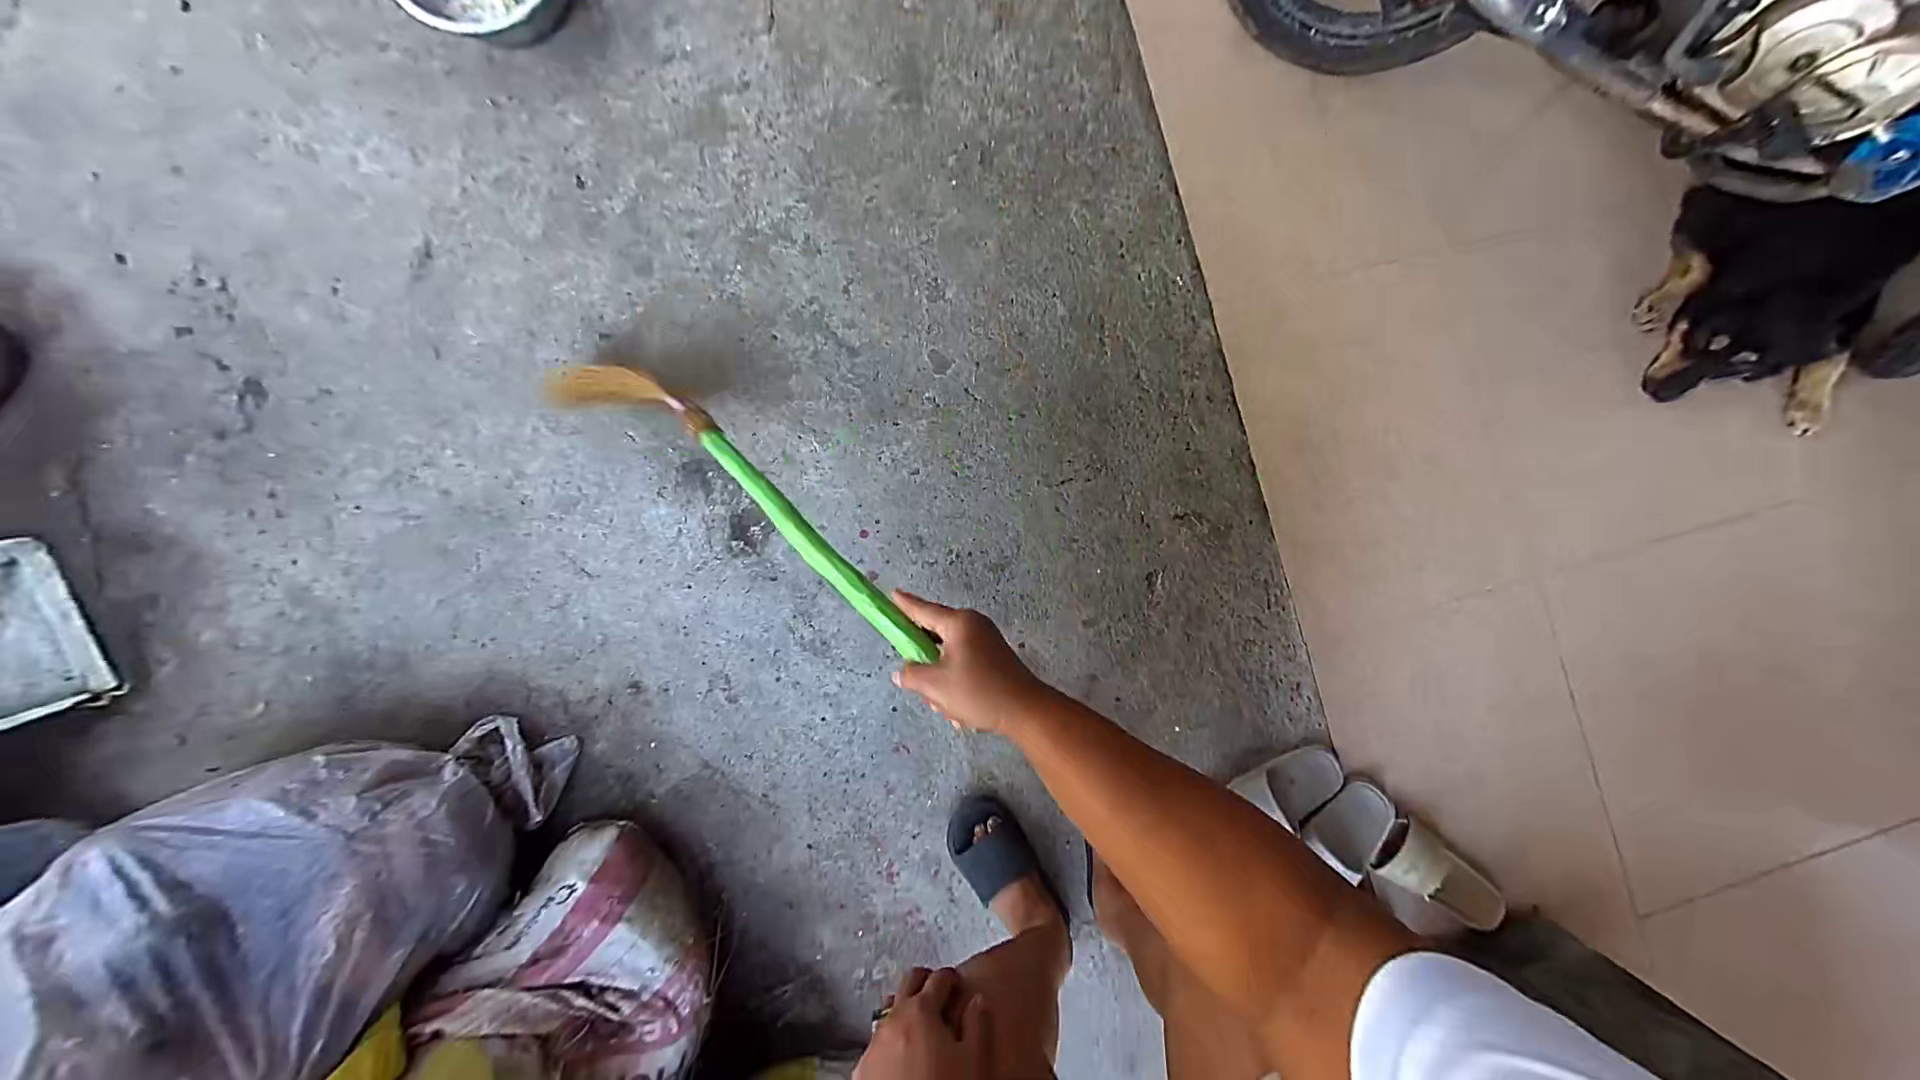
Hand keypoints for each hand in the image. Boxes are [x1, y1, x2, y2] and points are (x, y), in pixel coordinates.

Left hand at [854, 967, 993, 1079]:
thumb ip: (976, 1024)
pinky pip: (879, 1040)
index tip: (956, 984)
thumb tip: (977, 1002)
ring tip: (922, 1027)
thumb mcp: (972, 1061)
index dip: (951, 978)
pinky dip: (892, 1039)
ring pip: (891, 1009)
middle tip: (939, 994)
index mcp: (921, 1011)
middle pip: (909, 981)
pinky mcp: (862, 1066)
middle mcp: (894, 1018)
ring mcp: (875, 1041)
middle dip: (926, 982)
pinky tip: (904, 1055)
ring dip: (906, 1009)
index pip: (938, 978)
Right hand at [891, 592, 1052, 735]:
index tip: (892, 595)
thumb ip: (911, 675)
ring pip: (948, 658)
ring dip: (942, 682)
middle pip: (935, 637)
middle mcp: (974, 625)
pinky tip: (963, 710)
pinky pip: (964, 667)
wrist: (1025, 711)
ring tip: (949, 706)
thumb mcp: (935, 686)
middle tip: (924, 686)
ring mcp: (986, 641)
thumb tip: (902, 672)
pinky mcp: (994, 659)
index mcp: (959, 623)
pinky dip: (958, 686)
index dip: (904, 605)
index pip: (923, 610)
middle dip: (925, 664)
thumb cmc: (979, 692)